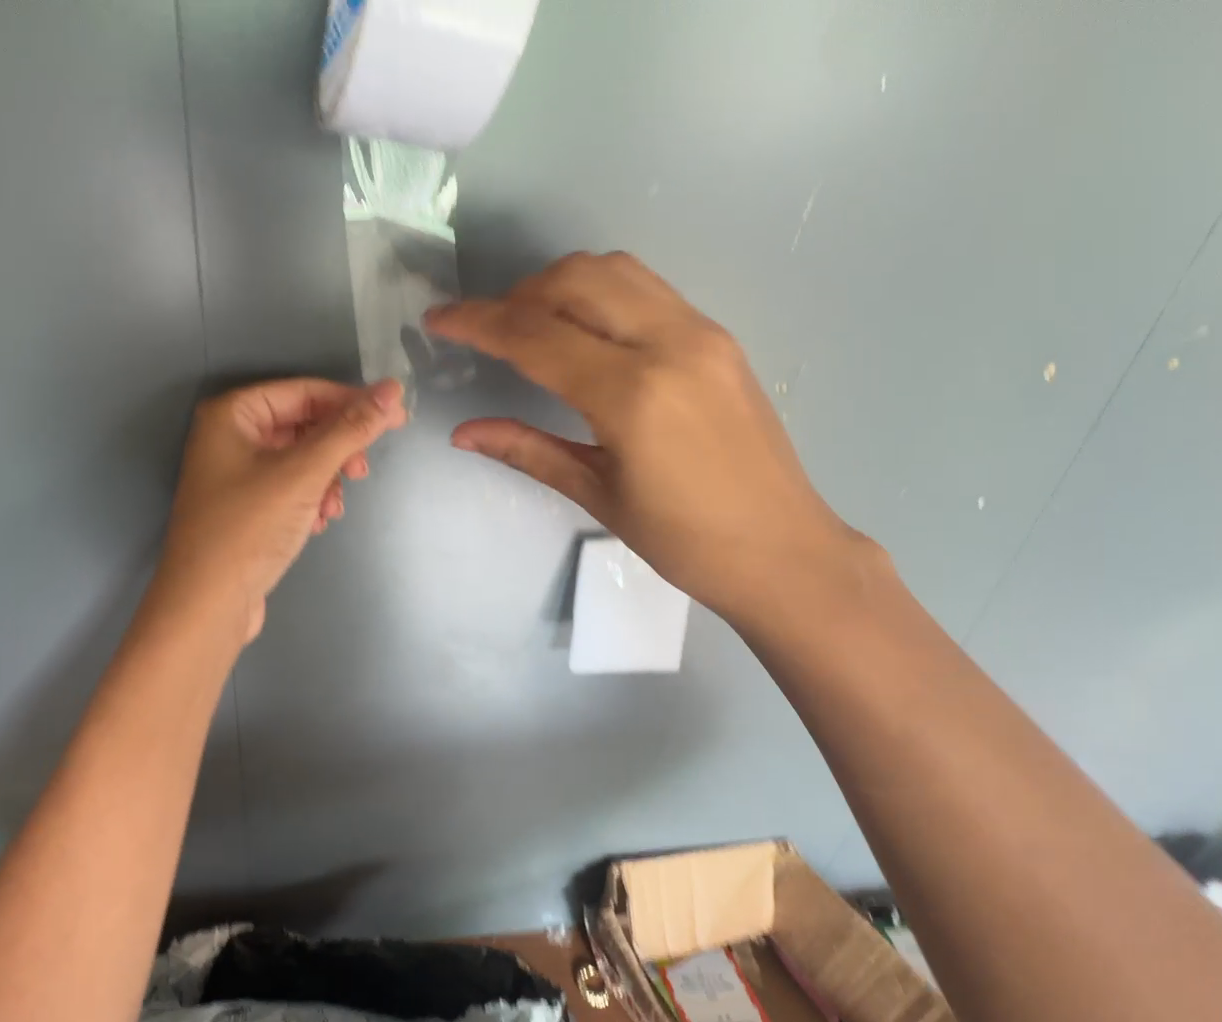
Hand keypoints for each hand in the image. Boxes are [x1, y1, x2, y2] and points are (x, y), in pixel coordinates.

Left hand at [155, 378, 406, 641]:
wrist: (207, 604)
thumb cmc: (249, 528)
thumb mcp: (304, 474)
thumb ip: (350, 429)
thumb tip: (391, 390)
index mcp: (232, 414)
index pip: (303, 392)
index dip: (351, 403)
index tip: (396, 419)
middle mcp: (228, 437)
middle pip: (301, 425)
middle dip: (336, 449)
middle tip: (363, 472)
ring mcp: (233, 475)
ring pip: (298, 460)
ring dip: (325, 480)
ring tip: (334, 508)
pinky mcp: (242, 508)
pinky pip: (286, 488)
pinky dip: (308, 500)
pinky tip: (317, 523)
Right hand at [427, 252, 875, 623]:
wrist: (784, 549)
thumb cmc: (683, 540)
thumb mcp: (596, 493)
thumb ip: (526, 450)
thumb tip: (461, 432)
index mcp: (631, 394)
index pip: (537, 335)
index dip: (478, 322)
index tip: (437, 319)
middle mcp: (670, 344)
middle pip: (576, 279)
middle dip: (518, 294)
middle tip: (487, 330)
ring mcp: (702, 334)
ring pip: (616, 271)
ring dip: (561, 285)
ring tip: (531, 325)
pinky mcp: (718, 337)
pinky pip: (646, 289)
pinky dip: (600, 294)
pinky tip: (583, 333)